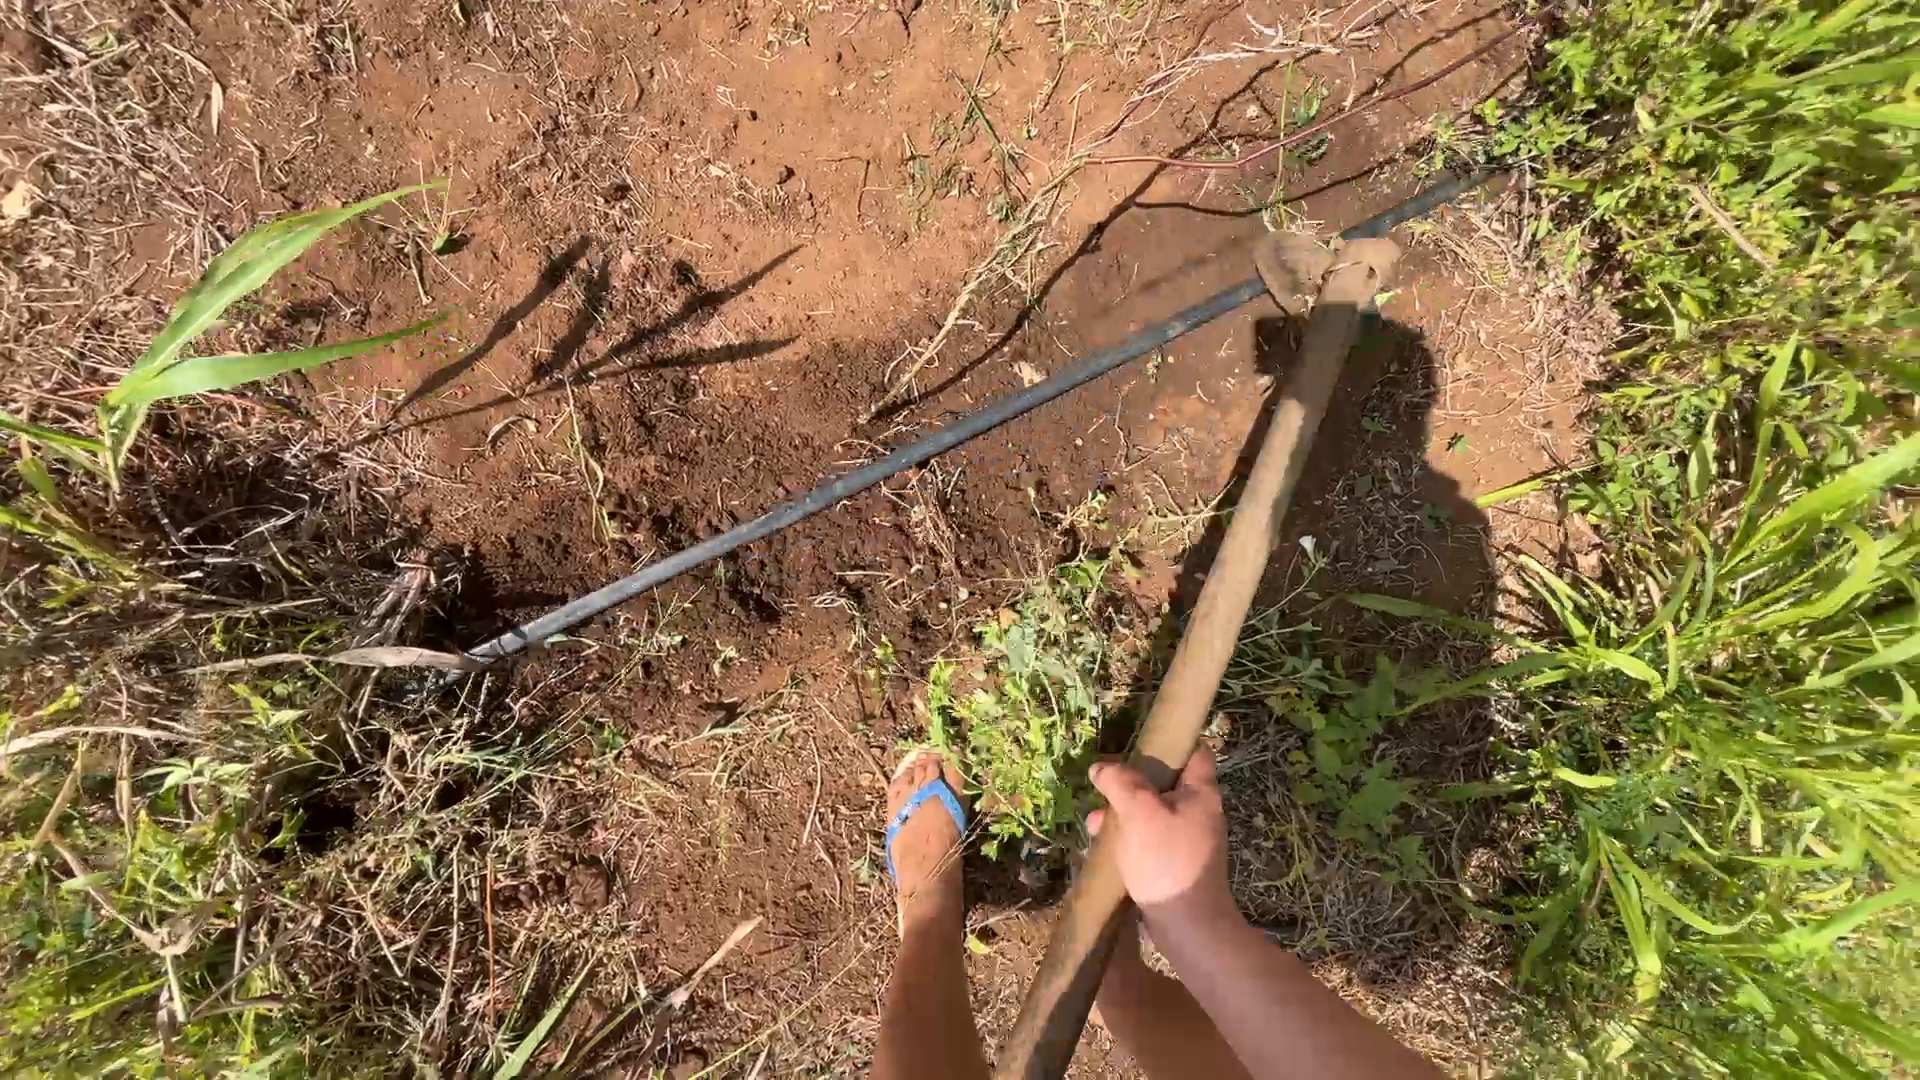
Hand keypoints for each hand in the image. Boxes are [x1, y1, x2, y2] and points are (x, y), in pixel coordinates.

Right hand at [1088, 747, 1234, 926]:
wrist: (1188, 928)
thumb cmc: (1167, 861)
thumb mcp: (1139, 811)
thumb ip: (1119, 782)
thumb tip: (1100, 768)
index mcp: (1201, 792)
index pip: (1196, 752)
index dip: (1173, 741)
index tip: (1142, 741)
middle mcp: (1199, 812)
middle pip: (1164, 782)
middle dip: (1130, 783)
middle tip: (1106, 788)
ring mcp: (1188, 840)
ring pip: (1151, 811)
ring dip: (1122, 813)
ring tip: (1095, 824)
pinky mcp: (1175, 863)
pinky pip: (1148, 838)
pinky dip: (1128, 837)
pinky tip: (1104, 846)